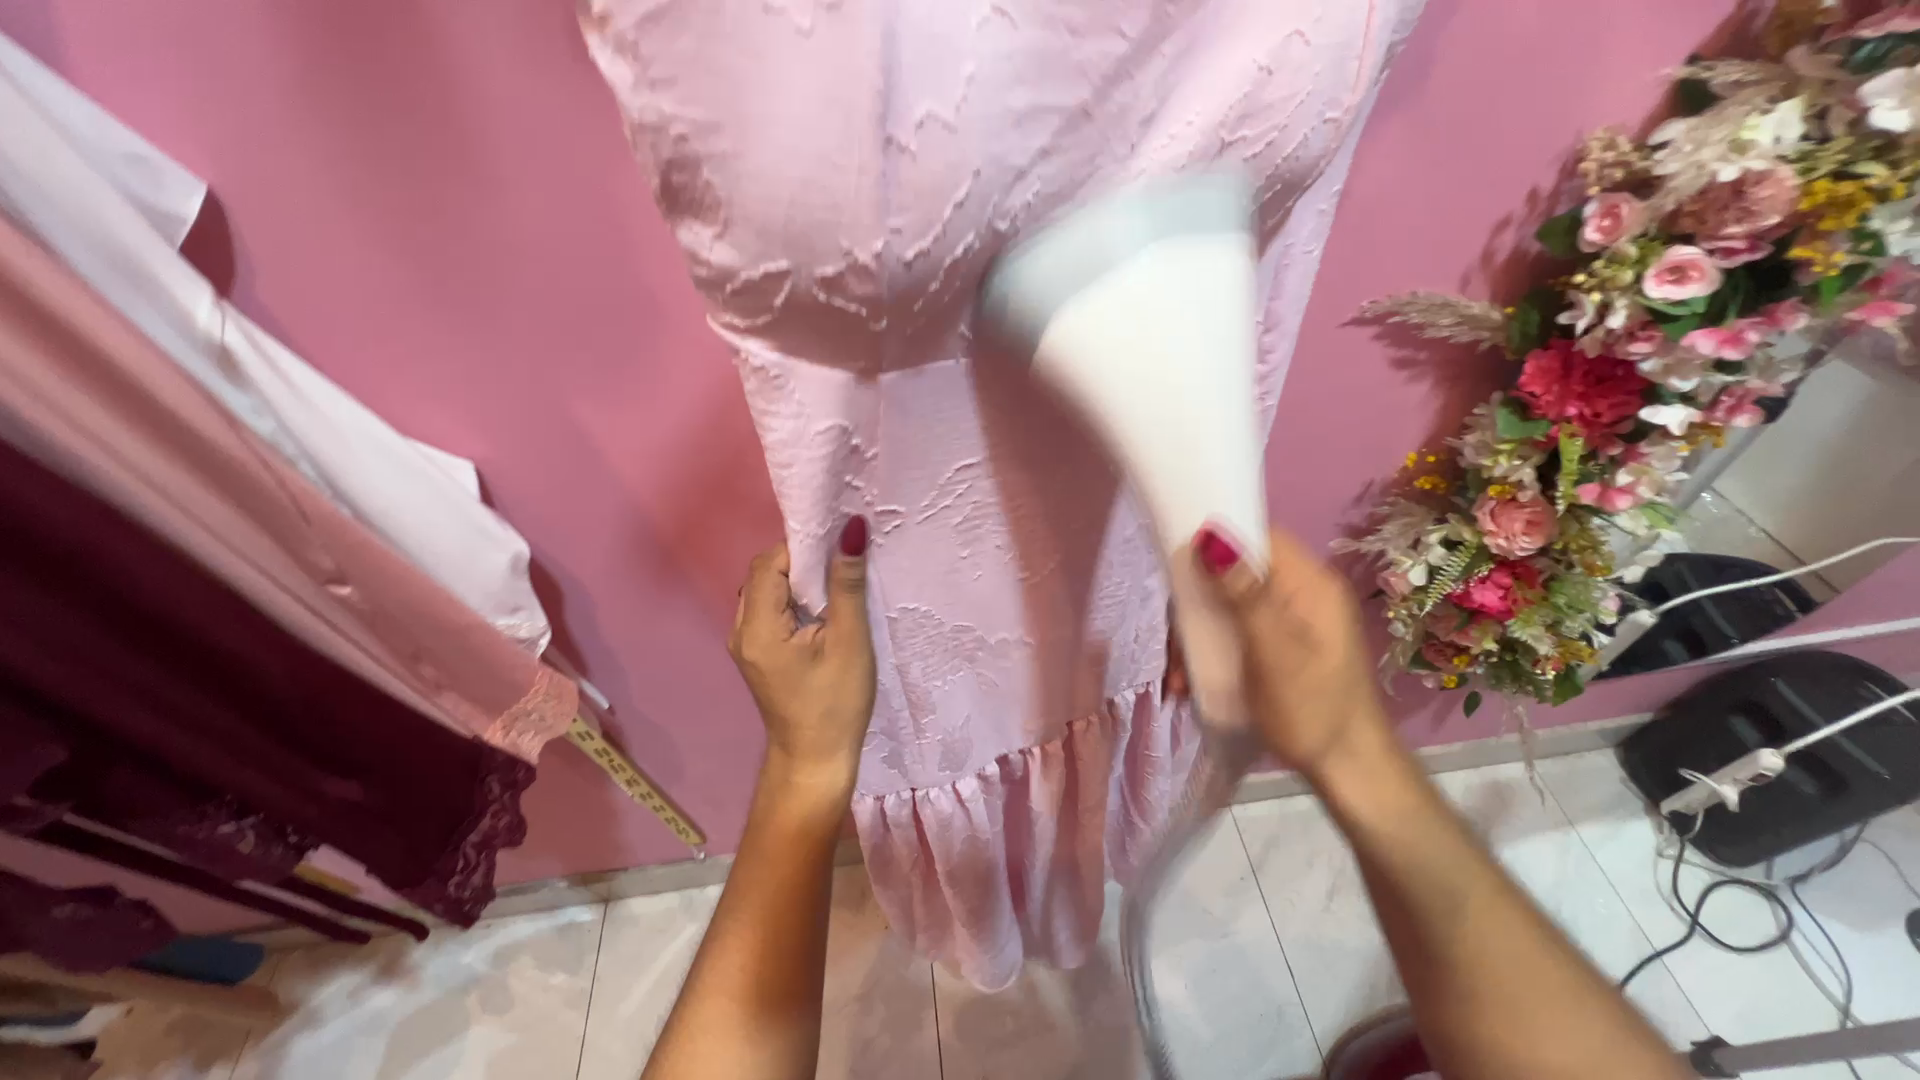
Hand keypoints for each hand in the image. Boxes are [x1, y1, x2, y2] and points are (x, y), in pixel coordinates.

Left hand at [728, 518, 877, 791]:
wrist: (816, 761)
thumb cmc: (836, 704)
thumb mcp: (850, 641)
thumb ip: (846, 584)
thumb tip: (851, 529)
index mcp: (757, 627)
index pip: (768, 563)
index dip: (801, 549)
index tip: (836, 551)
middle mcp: (740, 630)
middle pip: (763, 575)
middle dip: (800, 564)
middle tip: (839, 569)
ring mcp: (745, 644)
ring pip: (766, 592)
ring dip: (797, 584)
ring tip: (834, 591)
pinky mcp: (756, 655)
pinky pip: (769, 612)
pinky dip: (792, 603)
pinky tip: (821, 614)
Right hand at [1190, 524, 1392, 779]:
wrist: (1350, 772)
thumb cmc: (1311, 709)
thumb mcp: (1272, 651)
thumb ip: (1244, 593)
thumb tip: (1211, 534)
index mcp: (1309, 583)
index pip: (1259, 535)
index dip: (1217, 540)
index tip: (1178, 566)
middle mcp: (1303, 594)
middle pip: (1237, 569)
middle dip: (1198, 599)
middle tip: (1174, 639)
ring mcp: (1293, 622)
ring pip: (1231, 603)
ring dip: (1198, 631)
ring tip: (1178, 672)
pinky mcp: (1282, 647)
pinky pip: (1237, 631)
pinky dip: (1212, 650)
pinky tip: (1192, 681)